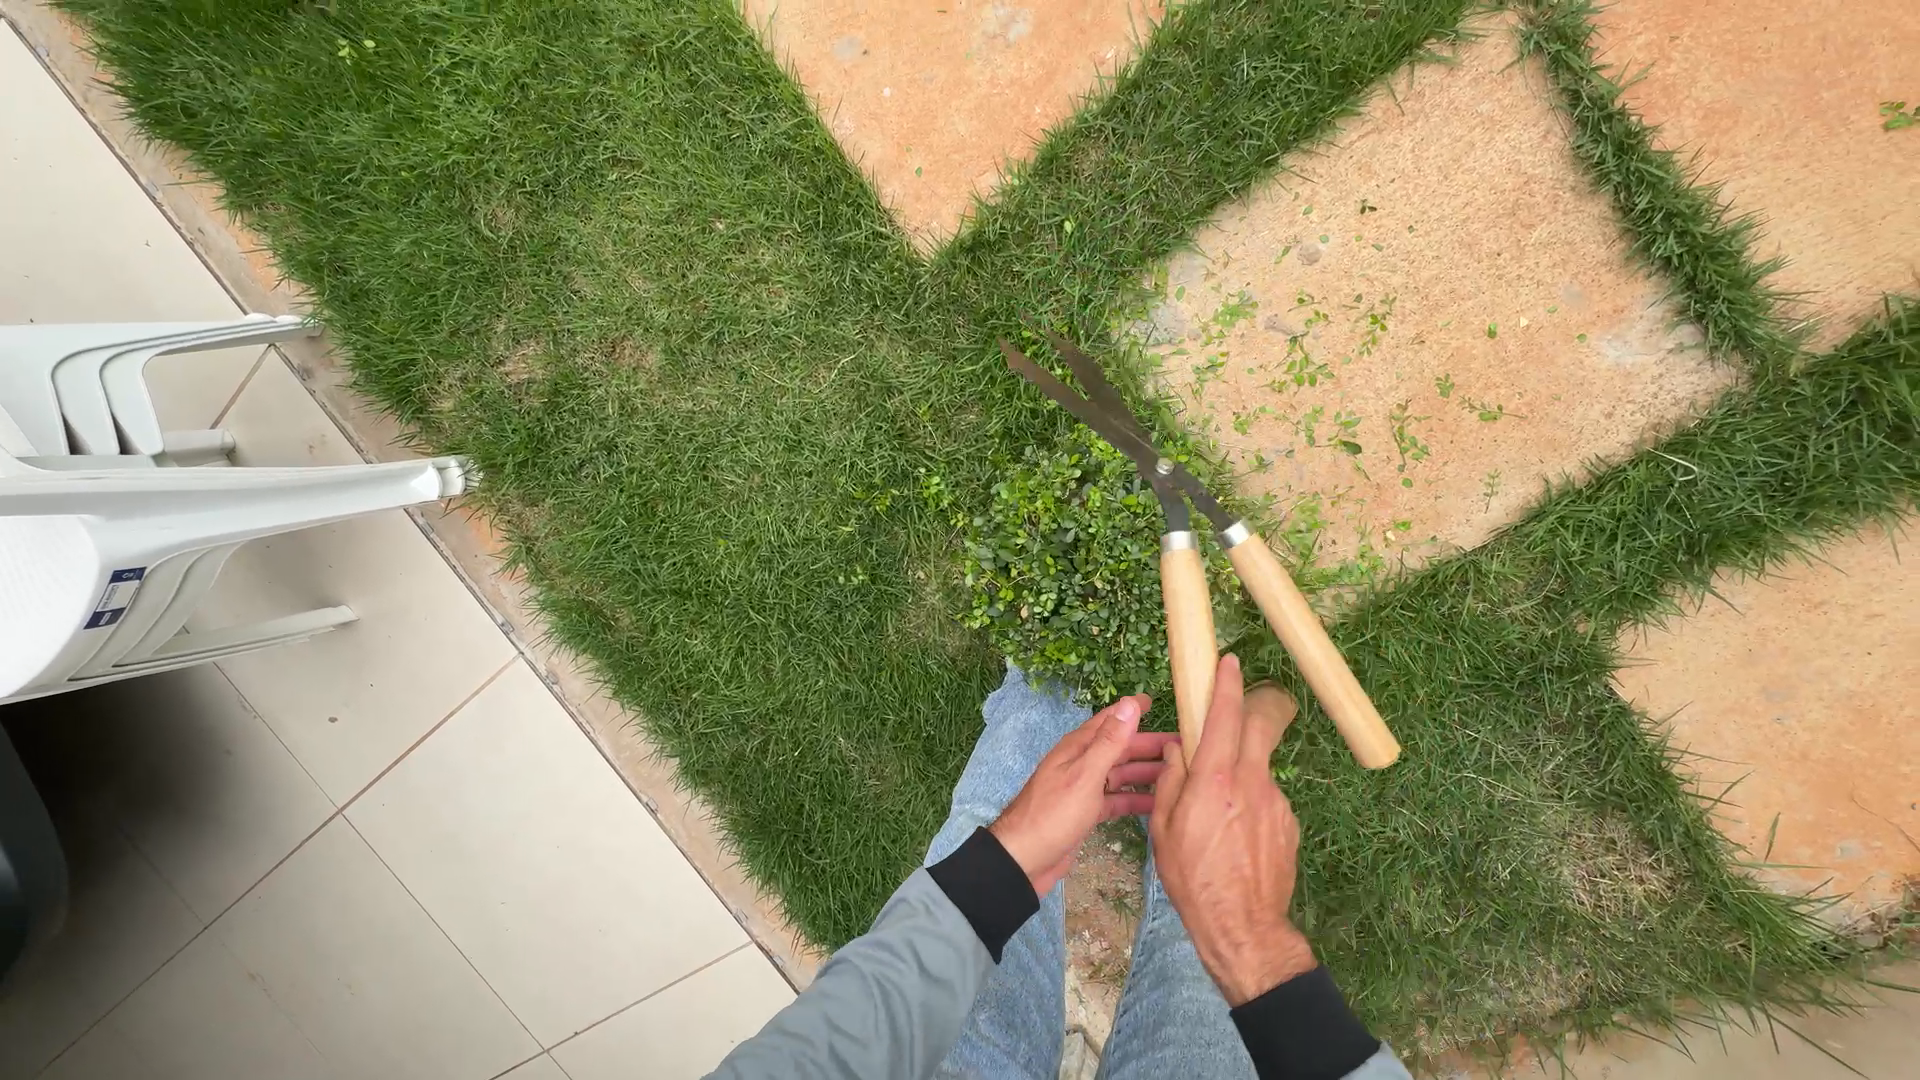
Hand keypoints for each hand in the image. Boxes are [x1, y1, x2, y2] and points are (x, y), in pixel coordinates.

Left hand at [989, 695, 1179, 894]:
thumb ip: (1109, 741)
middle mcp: (1081, 763)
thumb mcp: (1085, 774)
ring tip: (1179, 774)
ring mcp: (1084, 788)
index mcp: (1078, 748)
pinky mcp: (1086, 812)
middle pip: (1120, 749)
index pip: (1109, 721)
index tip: (1155, 702)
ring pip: (1120, 774)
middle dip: (1149, 746)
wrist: (1025, 858)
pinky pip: (1116, 799)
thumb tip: (1129, 704)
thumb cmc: (1054, 813)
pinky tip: (1158, 804)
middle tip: (1184, 747)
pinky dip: (1135, 799)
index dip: (1131, 711)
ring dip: (1146, 773)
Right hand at [1150, 654, 1316, 1004]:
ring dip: (1238, 770)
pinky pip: (1265, 797)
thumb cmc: (1193, 877)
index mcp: (1215, 778)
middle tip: (1232, 707)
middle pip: (1256, 726)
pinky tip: (1234, 833)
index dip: (1227, 684)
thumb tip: (1179, 749)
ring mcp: (1275, 802)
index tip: (1230, 661)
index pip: (1224, 716)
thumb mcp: (1163, 828)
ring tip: (1217, 810)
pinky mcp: (1289, 823)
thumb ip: (1171, 780)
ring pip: (1257, 766)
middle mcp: (1251, 781)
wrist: (1244, 927)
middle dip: (1248, 707)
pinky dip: (1249, 801)